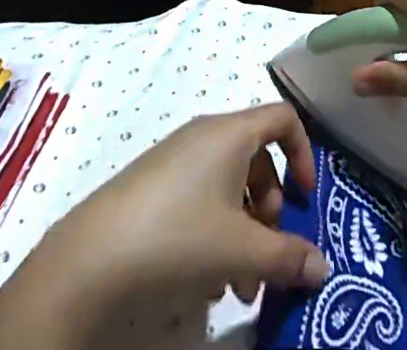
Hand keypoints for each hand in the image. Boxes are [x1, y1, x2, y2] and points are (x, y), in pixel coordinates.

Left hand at [0, 104, 327, 348]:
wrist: (83, 264)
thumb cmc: (178, 237)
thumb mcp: (241, 250)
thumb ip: (288, 257)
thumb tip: (323, 269)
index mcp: (231, 133)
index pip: (285, 119)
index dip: (304, 153)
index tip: (305, 197)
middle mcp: (205, 136)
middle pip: (257, 159)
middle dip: (270, 209)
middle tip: (266, 253)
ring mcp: (173, 160)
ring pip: (227, 186)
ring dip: (243, 231)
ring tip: (236, 285)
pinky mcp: (148, 187)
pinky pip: (198, 198)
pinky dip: (213, 232)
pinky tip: (203, 282)